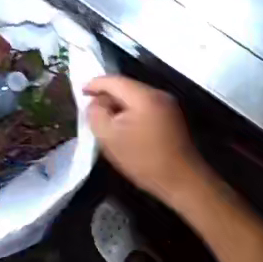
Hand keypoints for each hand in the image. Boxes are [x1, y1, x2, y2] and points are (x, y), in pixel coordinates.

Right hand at [83, 76, 217, 208]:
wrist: (182, 181)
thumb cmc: (143, 160)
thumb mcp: (110, 137)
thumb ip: (97, 113)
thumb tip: (96, 102)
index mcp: (144, 96)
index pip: (114, 80)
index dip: (94, 84)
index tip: (80, 91)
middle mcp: (158, 94)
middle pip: (126, 87)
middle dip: (107, 95)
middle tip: (90, 107)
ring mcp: (168, 105)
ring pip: (136, 97)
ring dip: (119, 105)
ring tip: (105, 118)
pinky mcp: (172, 117)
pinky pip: (146, 106)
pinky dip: (131, 112)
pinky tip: (124, 126)